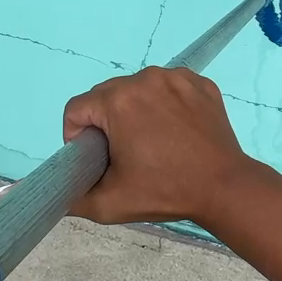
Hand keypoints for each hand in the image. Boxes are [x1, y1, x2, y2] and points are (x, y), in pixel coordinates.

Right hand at [62, 66, 251, 225]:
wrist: (223, 185)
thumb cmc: (165, 191)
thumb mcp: (109, 204)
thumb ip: (73, 197)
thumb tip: (57, 192)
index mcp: (118, 101)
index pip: (76, 109)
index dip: (76, 137)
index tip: (94, 159)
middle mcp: (144, 78)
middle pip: (106, 95)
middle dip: (106, 122)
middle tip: (123, 153)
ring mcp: (176, 77)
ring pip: (138, 89)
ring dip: (135, 110)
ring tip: (152, 141)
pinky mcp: (200, 82)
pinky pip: (168, 87)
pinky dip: (165, 104)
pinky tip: (176, 130)